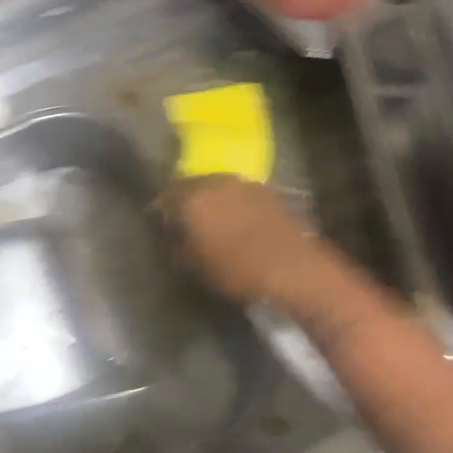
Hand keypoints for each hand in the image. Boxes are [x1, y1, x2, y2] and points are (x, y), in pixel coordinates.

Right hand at [159, 176, 332, 305]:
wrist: (293, 270)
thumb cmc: (235, 270)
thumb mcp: (193, 266)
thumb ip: (176, 246)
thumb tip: (171, 236)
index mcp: (192, 197)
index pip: (166, 195)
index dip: (160, 209)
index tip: (159, 223)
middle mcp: (217, 182)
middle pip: (194, 186)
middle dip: (188, 201)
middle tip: (186, 222)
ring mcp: (247, 184)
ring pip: (220, 188)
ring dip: (214, 202)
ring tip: (214, 223)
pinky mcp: (271, 194)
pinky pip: (243, 196)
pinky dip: (236, 206)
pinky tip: (240, 224)